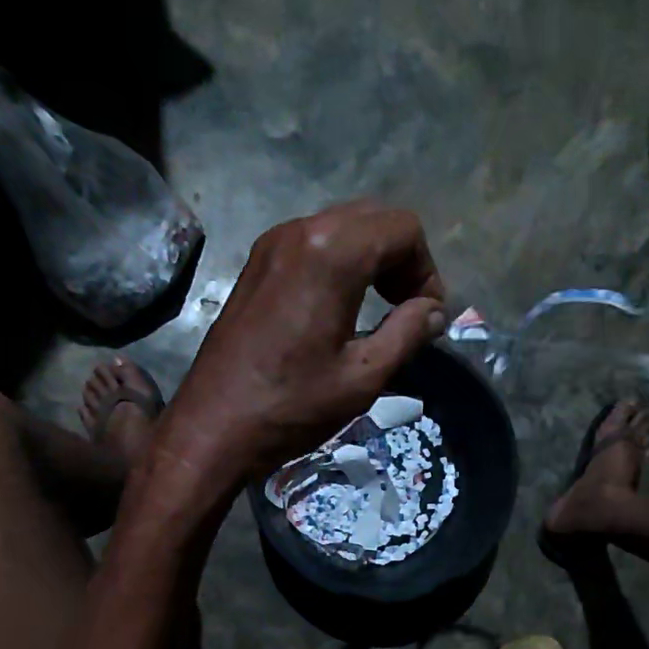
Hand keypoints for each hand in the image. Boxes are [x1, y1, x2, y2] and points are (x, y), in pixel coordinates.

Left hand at [151, 203, 446, 487]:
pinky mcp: (253, 268)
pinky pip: (310, 247)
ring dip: (370, 260)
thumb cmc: (290, 406)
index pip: (403, 228)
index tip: (427, 315)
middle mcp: (298, 233)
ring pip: (340, 229)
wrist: (212, 428)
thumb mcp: (362, 377)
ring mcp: (269, 247)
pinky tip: (338, 309)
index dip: (426, 269)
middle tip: (407, 311)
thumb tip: (435, 312)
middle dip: (401, 259)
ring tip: (378, 311)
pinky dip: (337, 265)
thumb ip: (408, 333)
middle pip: (372, 219)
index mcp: (330, 252)